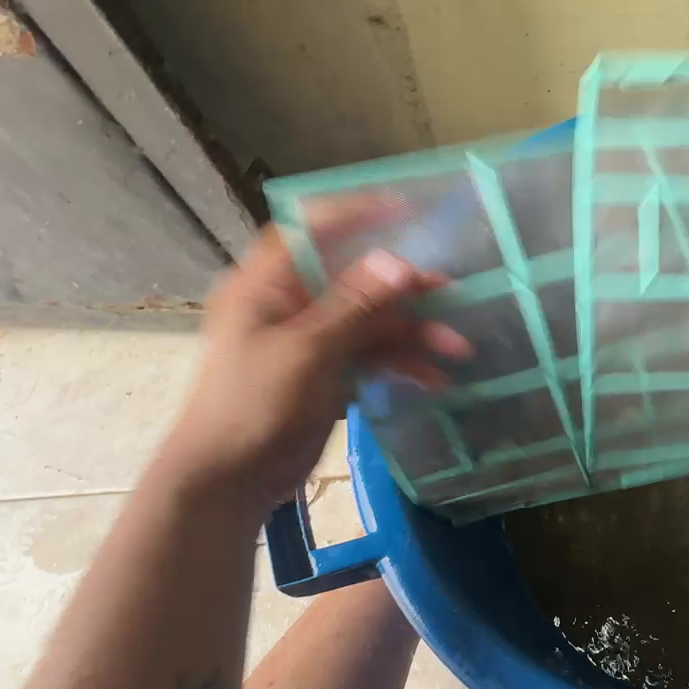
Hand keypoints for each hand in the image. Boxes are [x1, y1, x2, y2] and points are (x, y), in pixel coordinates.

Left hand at [156, 227, 471, 513]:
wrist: (230, 479)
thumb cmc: (254, 405)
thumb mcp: (308, 350)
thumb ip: (356, 306)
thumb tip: (400, 263)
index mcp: (267, 286)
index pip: (309, 231)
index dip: (355, 214)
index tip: (406, 209)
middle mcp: (290, 306)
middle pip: (356, 281)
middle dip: (405, 290)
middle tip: (452, 293)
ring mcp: (312, 342)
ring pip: (373, 324)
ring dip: (415, 334)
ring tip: (458, 350)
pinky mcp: (329, 374)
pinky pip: (374, 357)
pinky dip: (403, 364)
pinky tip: (435, 379)